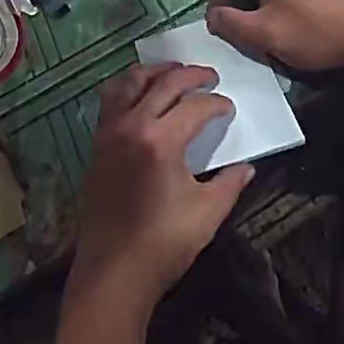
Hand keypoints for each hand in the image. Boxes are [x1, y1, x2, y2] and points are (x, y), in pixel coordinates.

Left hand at [70, 63, 254, 309]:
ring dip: (155, 72)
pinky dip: (129, 87)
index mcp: (160, 140)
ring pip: (130, 82)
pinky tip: (141, 94)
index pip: (194, 106)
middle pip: (163, 83)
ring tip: (173, 72)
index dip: (216, 104)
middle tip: (209, 76)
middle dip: (190, 75)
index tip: (228, 108)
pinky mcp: (97, 142)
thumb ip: (230, 184)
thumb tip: (247, 166)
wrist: (113, 272)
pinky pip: (111, 99)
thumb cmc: (163, 244)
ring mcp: (110, 131)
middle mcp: (132, 124)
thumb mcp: (206, 214)